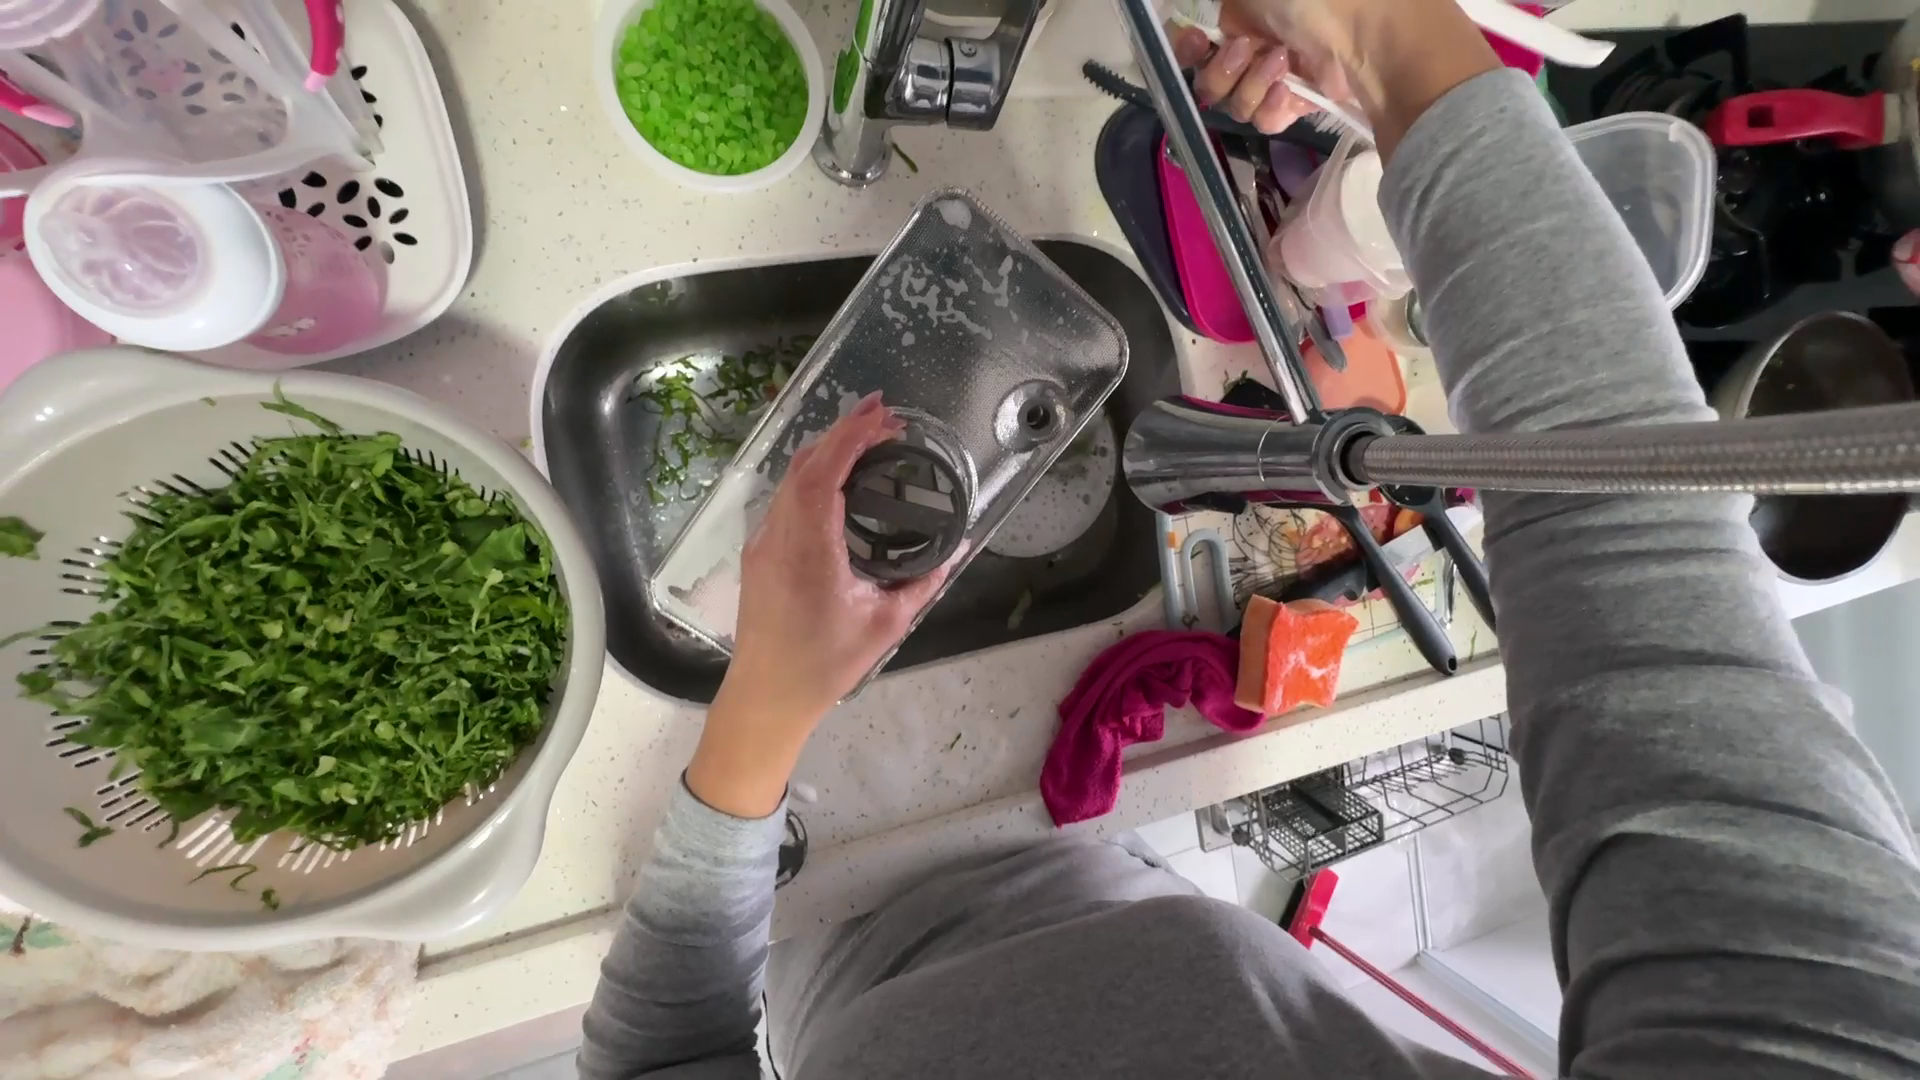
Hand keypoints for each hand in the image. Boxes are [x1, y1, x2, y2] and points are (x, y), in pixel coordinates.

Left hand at [688, 394, 951, 817]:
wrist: (767, 696)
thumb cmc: (825, 664)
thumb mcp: (885, 626)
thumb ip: (922, 584)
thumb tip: (954, 554)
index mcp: (809, 549)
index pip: (824, 474)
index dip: (852, 436)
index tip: (882, 414)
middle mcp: (778, 536)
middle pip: (804, 464)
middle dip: (842, 431)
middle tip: (883, 414)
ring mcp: (763, 543)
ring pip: (790, 479)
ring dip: (826, 451)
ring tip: (866, 437)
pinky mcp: (760, 553)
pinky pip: (784, 498)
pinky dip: (812, 475)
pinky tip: (837, 478)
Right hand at [1170, 14, 1351, 134]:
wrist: (1369, 28)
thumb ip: (1213, 0)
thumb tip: (1184, 17)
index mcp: (1244, 8)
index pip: (1195, 40)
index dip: (1186, 48)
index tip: (1194, 44)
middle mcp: (1254, 41)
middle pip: (1208, 80)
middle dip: (1221, 71)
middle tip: (1246, 50)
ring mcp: (1274, 74)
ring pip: (1234, 104)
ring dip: (1252, 86)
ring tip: (1283, 64)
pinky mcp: (1295, 103)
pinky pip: (1263, 120)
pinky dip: (1274, 107)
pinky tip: (1292, 90)